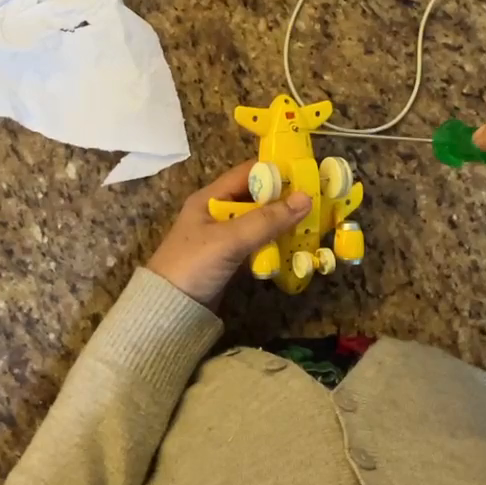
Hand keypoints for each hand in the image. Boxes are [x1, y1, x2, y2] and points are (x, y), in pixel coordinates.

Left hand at [145, 162, 312, 309]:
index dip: (275, 172)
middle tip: (317, 205)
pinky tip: (295, 250)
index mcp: (210, 198)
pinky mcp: (230, 260)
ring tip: (312, 227)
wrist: (169, 312)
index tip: (307, 176)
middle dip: (285, 201)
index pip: (247, 174)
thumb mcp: (230, 239)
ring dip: (282, 225)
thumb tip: (306, 198)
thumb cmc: (193, 266)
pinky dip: (275, 246)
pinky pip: (258, 245)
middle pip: (257, 198)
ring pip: (259, 223)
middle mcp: (217, 212)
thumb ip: (266, 220)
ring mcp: (223, 238)